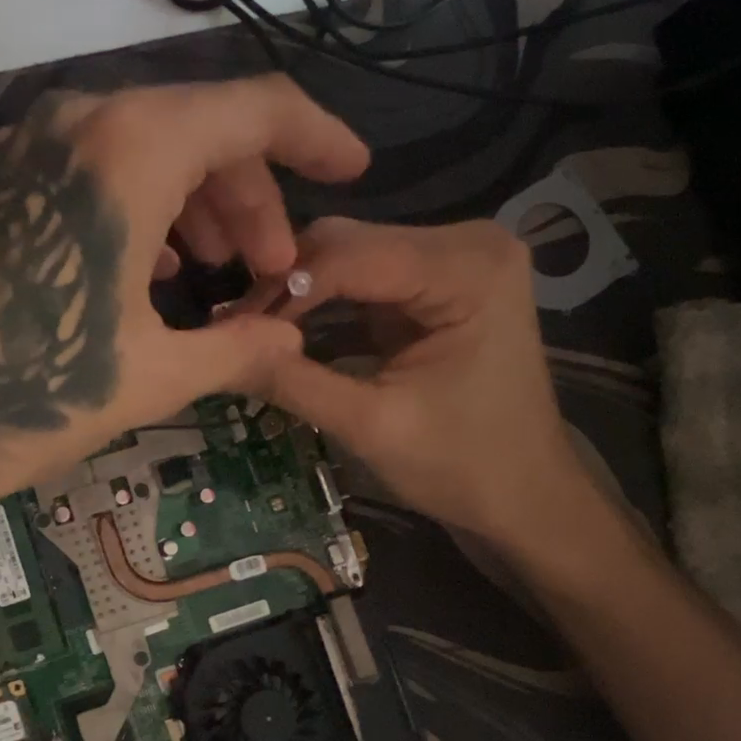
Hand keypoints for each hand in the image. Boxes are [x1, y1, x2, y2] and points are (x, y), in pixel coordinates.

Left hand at [0, 76, 370, 490]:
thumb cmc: (35, 392)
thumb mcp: (154, 375)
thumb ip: (239, 348)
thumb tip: (291, 343)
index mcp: (131, 147)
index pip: (254, 108)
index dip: (315, 137)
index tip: (351, 171)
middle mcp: (77, 123)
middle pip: (196, 130)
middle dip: (248, 197)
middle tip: (267, 270)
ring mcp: (25, 149)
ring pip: (140, 149)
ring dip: (193, 205)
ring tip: (214, 274)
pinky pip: (88, 172)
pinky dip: (136, 210)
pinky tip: (147, 270)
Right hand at [237, 217, 592, 545]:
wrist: (524, 497)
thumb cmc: (461, 465)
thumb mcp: (369, 425)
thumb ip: (293, 382)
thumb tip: (216, 355)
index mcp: (467, 268)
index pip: (348, 255)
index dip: (280, 288)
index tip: (225, 329)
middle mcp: (466, 243)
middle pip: (347, 243)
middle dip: (285, 287)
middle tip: (231, 333)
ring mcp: (454, 261)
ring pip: (347, 256)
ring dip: (297, 295)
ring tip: (247, 335)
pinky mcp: (437, 284)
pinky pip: (362, 279)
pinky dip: (321, 306)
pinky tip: (282, 333)